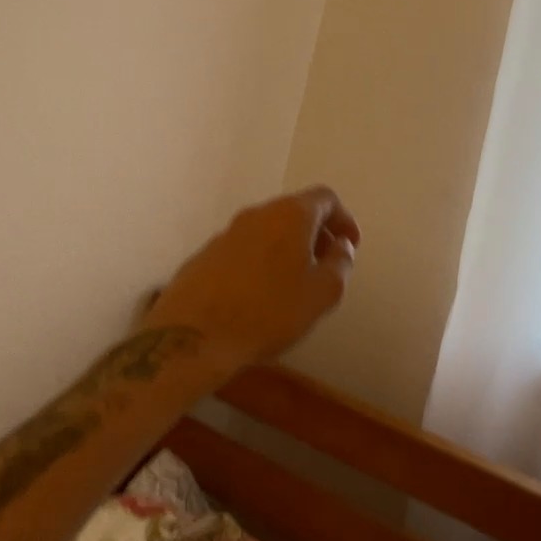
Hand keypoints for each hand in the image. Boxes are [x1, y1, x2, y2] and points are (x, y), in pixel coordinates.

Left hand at [140, 186, 359, 369]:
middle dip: (316, 233)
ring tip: (294, 282)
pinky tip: (260, 294)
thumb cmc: (268, 313)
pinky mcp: (201, 258)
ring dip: (286, 248)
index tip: (349, 245)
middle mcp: (256, 215)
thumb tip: (341, 246)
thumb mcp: (323, 293)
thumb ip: (341, 263)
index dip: (344, 219)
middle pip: (295, 211)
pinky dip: (260, 261)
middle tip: (325, 263)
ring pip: (267, 230)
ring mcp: (224, 235)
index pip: (326, 198)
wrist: (190, 342)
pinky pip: (242, 250)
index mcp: (290, 215)